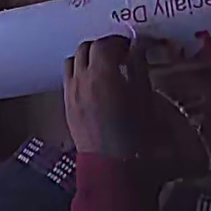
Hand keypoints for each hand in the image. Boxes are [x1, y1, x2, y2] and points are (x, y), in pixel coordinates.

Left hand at [63, 35, 158, 157]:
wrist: (113, 168)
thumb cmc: (137, 135)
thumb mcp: (144, 97)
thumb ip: (139, 67)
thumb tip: (138, 46)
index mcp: (102, 74)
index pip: (104, 44)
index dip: (118, 41)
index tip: (130, 48)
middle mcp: (81, 79)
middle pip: (86, 47)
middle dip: (102, 46)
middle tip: (120, 55)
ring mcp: (71, 92)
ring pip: (73, 60)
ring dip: (88, 57)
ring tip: (105, 68)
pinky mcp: (66, 105)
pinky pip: (69, 77)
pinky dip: (80, 71)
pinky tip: (95, 84)